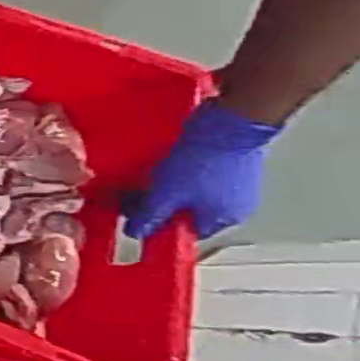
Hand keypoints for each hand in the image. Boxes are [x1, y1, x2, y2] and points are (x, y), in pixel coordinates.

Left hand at [123, 100, 280, 239]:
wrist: (226, 127)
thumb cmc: (200, 164)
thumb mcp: (166, 196)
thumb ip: (150, 217)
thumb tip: (137, 233)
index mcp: (224, 218)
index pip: (185, 233)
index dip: (156, 228)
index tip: (132, 219)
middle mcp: (233, 205)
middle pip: (184, 215)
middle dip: (153, 210)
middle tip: (126, 201)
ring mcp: (231, 186)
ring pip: (186, 198)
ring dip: (158, 195)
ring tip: (131, 188)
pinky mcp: (224, 169)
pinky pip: (191, 182)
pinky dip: (170, 182)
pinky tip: (150, 175)